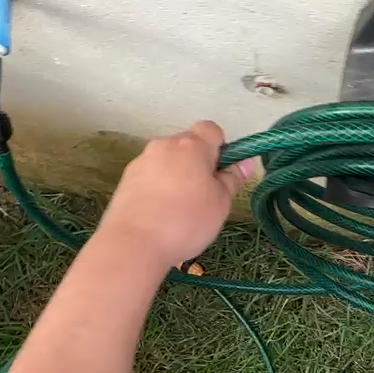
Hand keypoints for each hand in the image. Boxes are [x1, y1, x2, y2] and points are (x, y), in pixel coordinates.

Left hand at [97, 120, 255, 269]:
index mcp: (192, 146)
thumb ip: (232, 179)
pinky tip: (160, 217)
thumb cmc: (186, 221)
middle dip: (197, 166)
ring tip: (179, 212)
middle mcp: (164, 145)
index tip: (221, 175)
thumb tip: (247, 162)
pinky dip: (158, 191)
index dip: (221, 149)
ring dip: (177, 179)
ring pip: (168, 163)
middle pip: (187, 147)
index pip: (212, 130)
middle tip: (204, 199)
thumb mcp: (220, 204)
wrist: (134, 243)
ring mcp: (142, 161)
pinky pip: (150, 178)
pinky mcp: (126, 180)